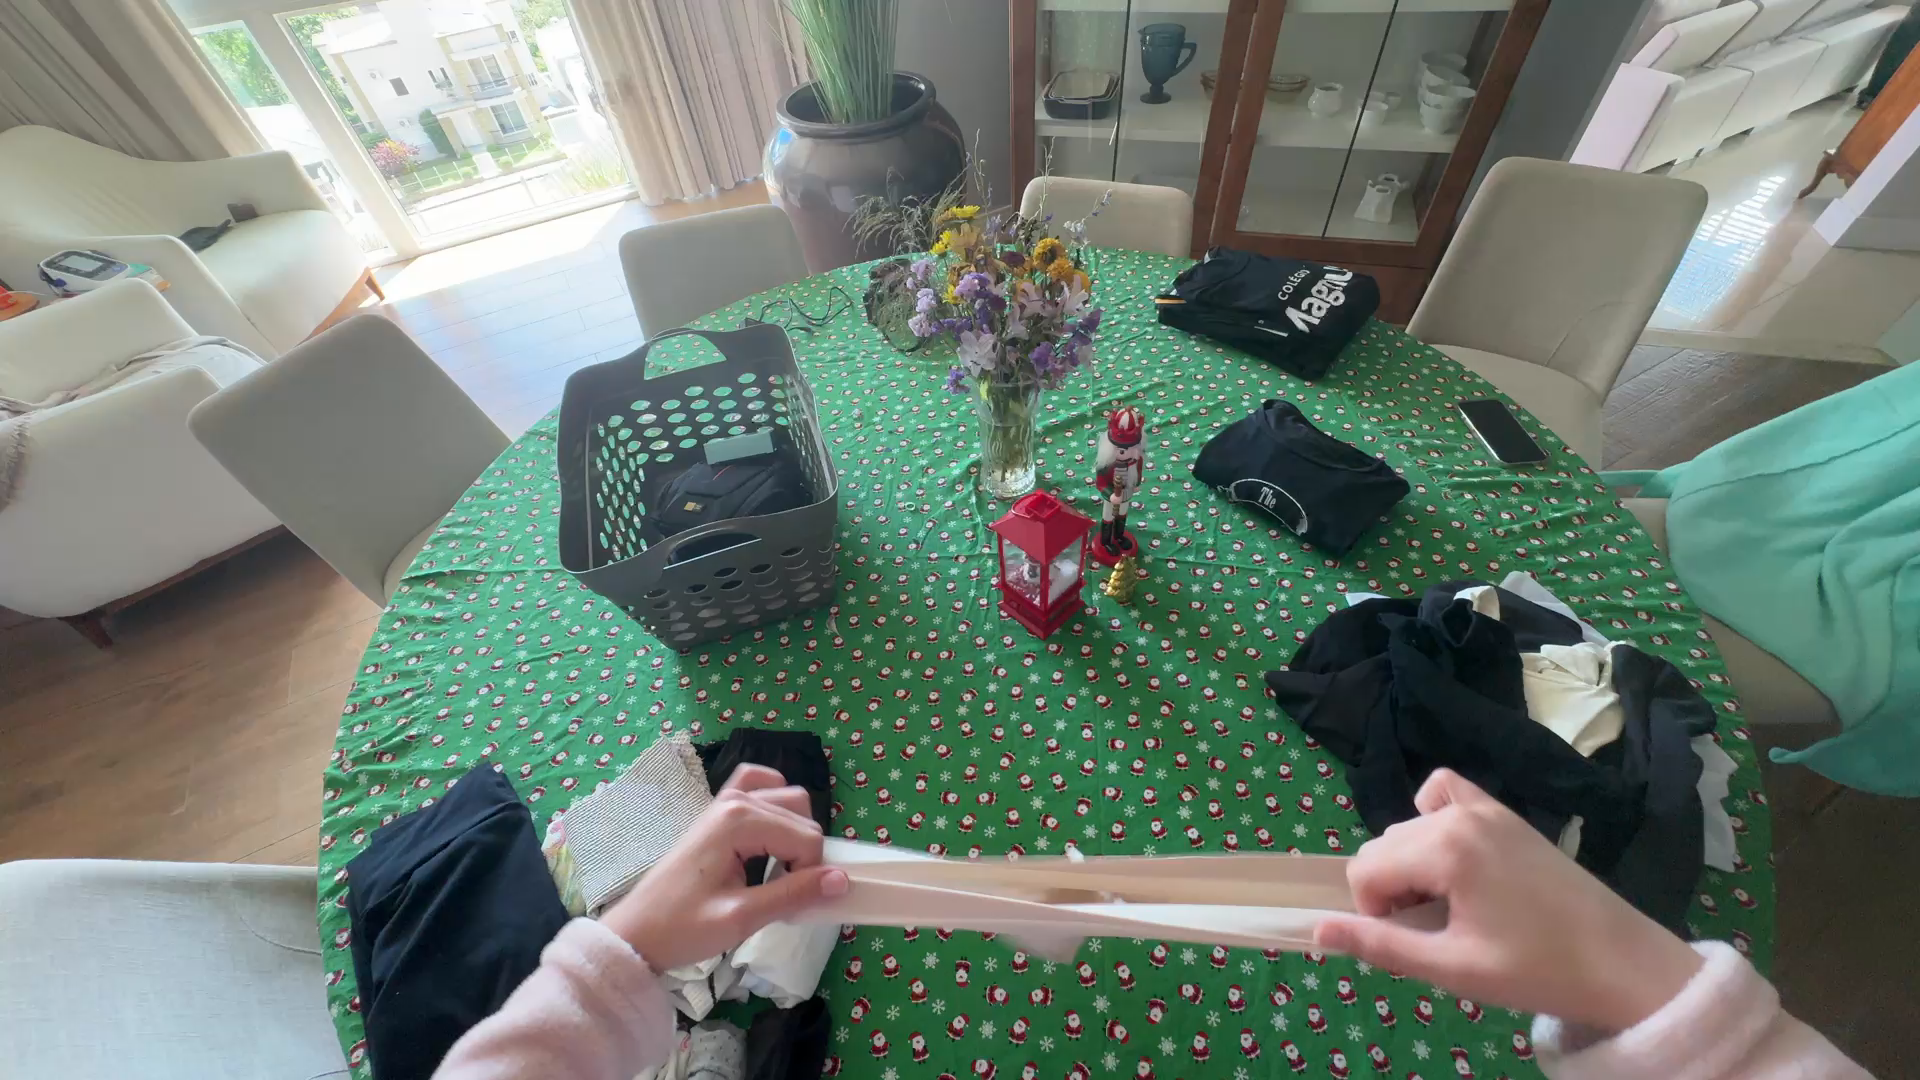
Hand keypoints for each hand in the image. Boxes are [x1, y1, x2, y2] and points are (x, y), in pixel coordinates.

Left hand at [599, 764, 848, 970]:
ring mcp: (727, 799)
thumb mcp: (741, 919)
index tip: (790, 904)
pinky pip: (761, 783)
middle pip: (802, 814)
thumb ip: (793, 894)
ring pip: (789, 798)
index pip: (807, 837)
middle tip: (783, 891)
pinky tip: (771, 832)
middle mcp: (737, 799)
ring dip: (793, 831)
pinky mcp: (720, 808)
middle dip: (804, 853)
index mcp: (740, 821)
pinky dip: (775, 801)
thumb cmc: (681, 929)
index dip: (810, 872)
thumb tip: (842, 879)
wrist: (634, 934)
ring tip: (775, 869)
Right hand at [1313, 769, 1703, 1034]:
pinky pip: (1441, 792)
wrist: (1633, 969)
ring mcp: (1480, 807)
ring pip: (1406, 829)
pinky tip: (1454, 851)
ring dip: (1414, 865)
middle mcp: (1454, 815)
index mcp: (1443, 849)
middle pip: (1383, 848)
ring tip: (1458, 904)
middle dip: (1394, 889)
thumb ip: (1381, 945)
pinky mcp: (1500, 810)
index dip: (1376, 911)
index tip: (1417, 941)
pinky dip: (1432, 815)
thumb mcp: (1455, 969)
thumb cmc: (1541, 972)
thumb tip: (1316, 930)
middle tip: (1442, 929)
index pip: (1365, 870)